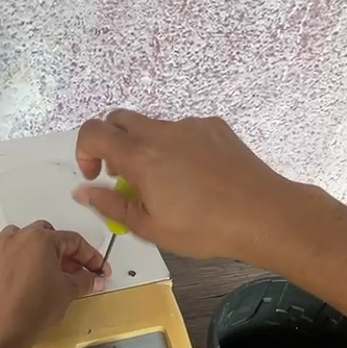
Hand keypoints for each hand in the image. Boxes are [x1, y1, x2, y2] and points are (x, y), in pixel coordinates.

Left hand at [0, 221, 106, 347]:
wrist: (2, 330)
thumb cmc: (31, 310)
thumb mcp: (68, 292)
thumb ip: (84, 280)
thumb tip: (91, 279)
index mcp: (42, 239)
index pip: (74, 241)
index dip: (90, 256)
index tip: (95, 268)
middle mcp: (18, 238)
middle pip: (47, 235)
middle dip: (62, 251)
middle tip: (72, 270)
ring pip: (19, 238)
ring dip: (33, 249)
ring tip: (42, 269)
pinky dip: (4, 254)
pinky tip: (12, 267)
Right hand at [72, 111, 314, 261]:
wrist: (263, 214)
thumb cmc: (204, 228)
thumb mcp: (150, 227)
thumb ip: (111, 204)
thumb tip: (83, 191)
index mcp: (141, 156)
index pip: (93, 132)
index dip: (84, 151)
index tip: (96, 176)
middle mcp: (162, 132)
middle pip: (119, 119)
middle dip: (111, 144)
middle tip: (124, 177)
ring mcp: (191, 126)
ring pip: (153, 126)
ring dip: (146, 147)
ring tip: (167, 184)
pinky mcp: (215, 127)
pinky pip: (184, 130)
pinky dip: (177, 147)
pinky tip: (196, 177)